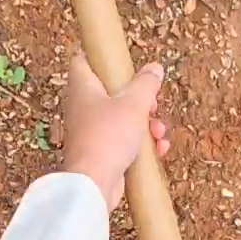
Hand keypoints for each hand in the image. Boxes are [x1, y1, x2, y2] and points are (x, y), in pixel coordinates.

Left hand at [61, 53, 170, 210]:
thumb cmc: (108, 138)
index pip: (83, 60)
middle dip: (140, 98)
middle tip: (152, 105)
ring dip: (146, 124)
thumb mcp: (134, 104)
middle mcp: (84, 107)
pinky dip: (142, 144)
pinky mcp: (101, 152)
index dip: (100, 55)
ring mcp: (92, 131)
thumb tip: (154, 68)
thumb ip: (146, 84)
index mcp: (84, 87)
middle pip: (113, 91)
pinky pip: (125, 141)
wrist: (94, 184)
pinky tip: (158, 150)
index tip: (121, 60)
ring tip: (158, 133)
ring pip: (123, 118)